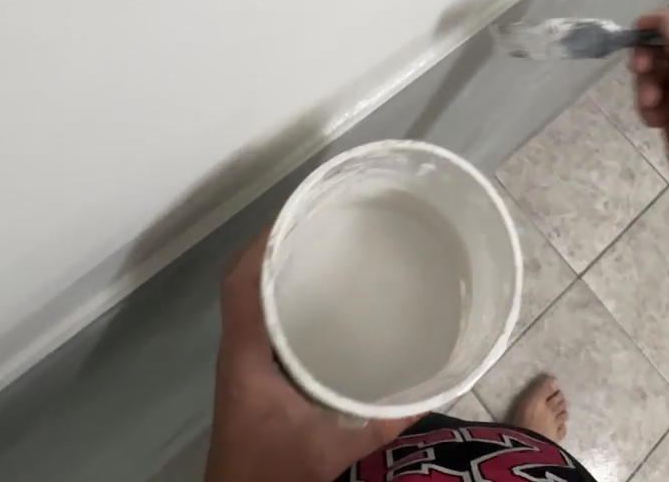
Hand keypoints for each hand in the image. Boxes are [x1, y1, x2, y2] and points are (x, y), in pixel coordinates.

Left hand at [205, 230, 415, 481]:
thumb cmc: (271, 474)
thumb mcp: (330, 450)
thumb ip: (379, 423)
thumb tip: (431, 388)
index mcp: (246, 356)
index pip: (241, 282)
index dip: (262, 242)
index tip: (297, 212)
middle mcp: (238, 350)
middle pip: (245, 280)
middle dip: (276, 244)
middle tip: (320, 222)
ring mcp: (241, 361)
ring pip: (251, 297)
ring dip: (277, 267)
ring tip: (320, 246)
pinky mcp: (251, 373)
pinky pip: (260, 318)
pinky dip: (280, 295)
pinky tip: (316, 297)